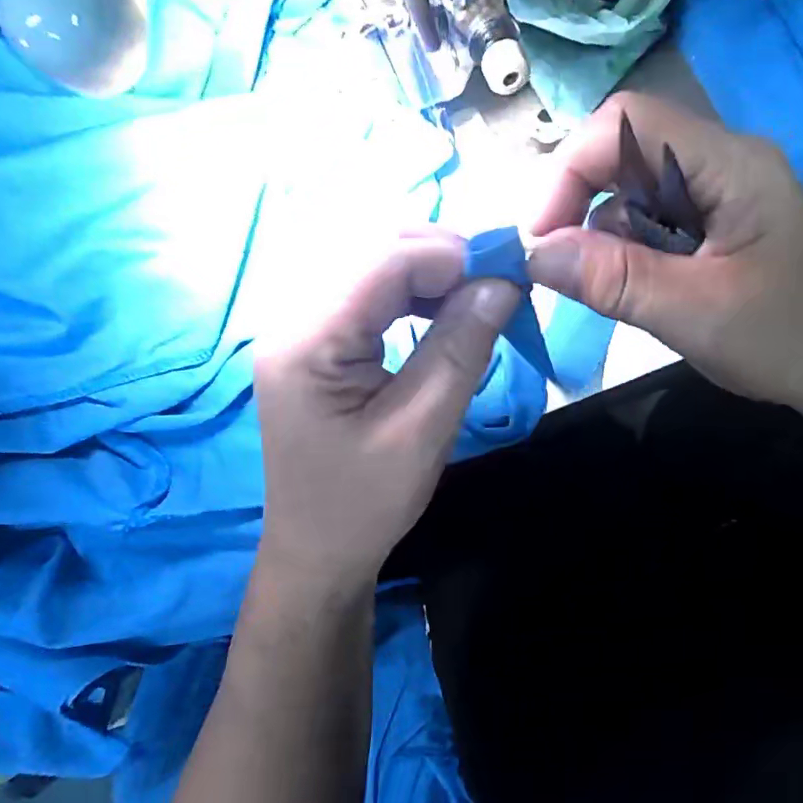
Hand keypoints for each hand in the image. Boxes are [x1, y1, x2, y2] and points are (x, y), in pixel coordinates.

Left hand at [254, 231, 518, 586]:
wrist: (317, 552)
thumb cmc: (365, 504)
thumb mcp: (422, 430)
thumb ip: (460, 348)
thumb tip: (503, 281)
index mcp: (307, 341)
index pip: (383, 260)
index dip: (452, 255)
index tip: (510, 273)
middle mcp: (292, 318)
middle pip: (373, 250)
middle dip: (443, 256)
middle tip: (499, 283)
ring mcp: (299, 326)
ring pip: (372, 263)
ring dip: (431, 270)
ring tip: (478, 294)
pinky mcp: (315, 338)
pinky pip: (368, 290)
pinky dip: (413, 290)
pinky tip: (443, 308)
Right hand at [526, 93, 802, 406]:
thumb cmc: (781, 341)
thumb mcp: (691, 314)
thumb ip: (613, 280)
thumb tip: (535, 254)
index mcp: (732, 164)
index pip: (628, 122)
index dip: (572, 168)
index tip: (543, 235)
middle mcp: (722, 159)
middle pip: (625, 149)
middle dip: (583, 203)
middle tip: (565, 265)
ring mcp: (717, 186)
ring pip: (631, 185)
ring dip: (606, 233)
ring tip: (619, 287)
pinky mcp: (710, 215)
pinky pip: (647, 213)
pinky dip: (626, 246)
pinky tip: (641, 285)